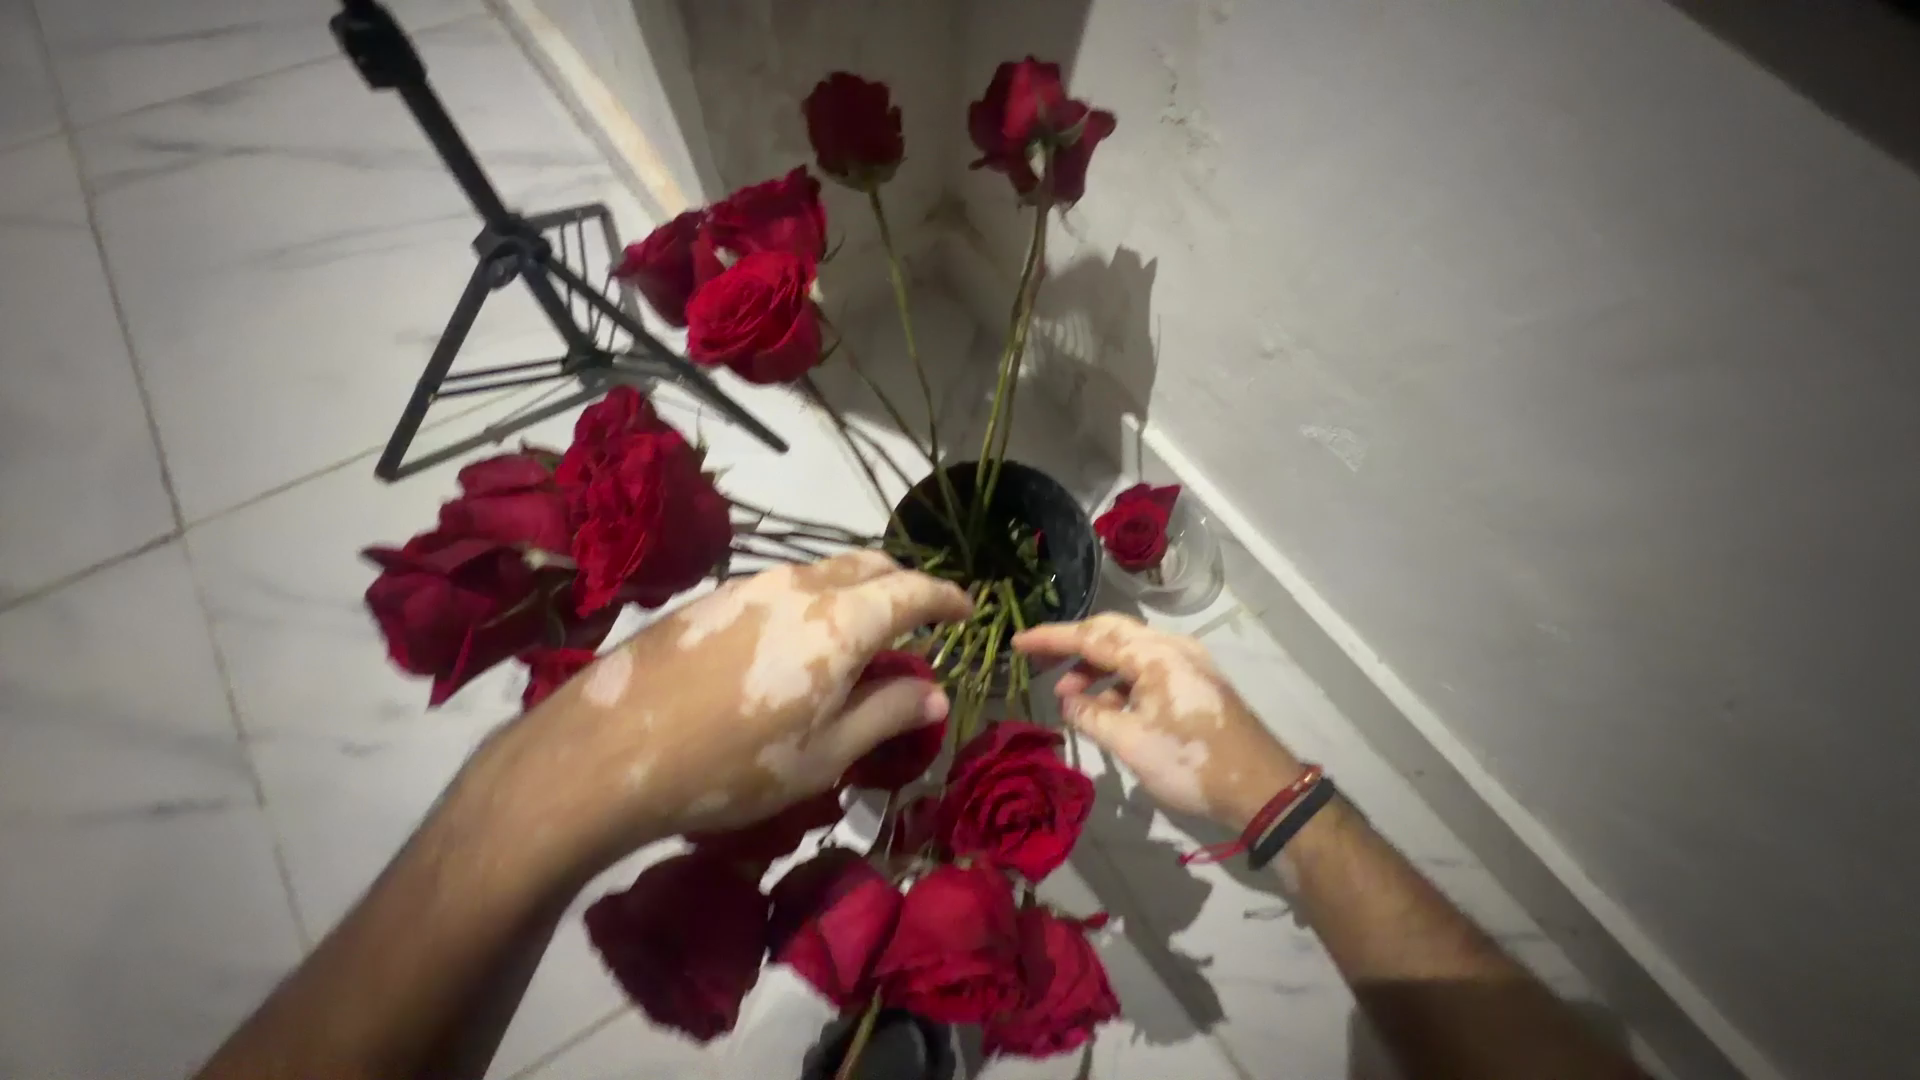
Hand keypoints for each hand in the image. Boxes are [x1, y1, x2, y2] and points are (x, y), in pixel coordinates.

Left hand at [470, 552, 971, 873]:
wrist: (606, 753)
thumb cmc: (732, 765)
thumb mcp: (824, 754)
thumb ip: (888, 714)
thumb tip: (935, 692)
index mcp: (841, 621)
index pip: (913, 591)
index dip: (947, 598)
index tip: (966, 612)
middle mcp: (800, 586)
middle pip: (870, 565)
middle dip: (904, 586)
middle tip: (917, 623)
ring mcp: (751, 585)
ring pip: (825, 571)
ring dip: (857, 592)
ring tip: (858, 638)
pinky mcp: (713, 597)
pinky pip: (785, 585)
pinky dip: (814, 601)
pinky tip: (796, 646)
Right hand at [1013, 613, 1303, 829]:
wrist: (1261, 787)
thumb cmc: (1191, 763)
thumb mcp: (1130, 743)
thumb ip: (1091, 716)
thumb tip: (1068, 701)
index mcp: (1154, 654)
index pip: (1091, 637)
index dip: (1051, 639)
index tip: (1019, 643)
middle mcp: (1171, 647)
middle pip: (1111, 632)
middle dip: (1073, 646)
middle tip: (1040, 663)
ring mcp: (1187, 661)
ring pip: (1129, 650)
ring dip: (1096, 667)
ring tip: (1069, 696)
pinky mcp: (1195, 680)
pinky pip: (1147, 667)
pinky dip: (1120, 680)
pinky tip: (1105, 705)